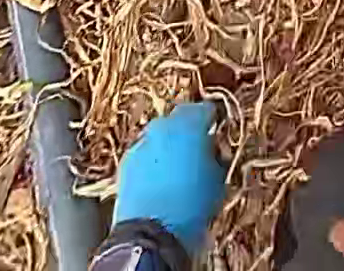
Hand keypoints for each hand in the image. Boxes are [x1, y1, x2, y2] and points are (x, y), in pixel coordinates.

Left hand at [113, 102, 229, 256]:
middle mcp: (164, 125)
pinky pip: (143, 154)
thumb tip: (213, 148)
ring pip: (159, 136)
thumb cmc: (192, 202)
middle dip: (188, 130)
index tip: (217, 132)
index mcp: (192, 121)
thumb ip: (216, 152)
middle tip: (196, 149)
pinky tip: (158, 179)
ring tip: (176, 166)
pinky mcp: (124, 165)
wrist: (150, 236)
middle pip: (180, 118)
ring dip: (168, 145)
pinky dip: (151, 161)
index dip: (214, 120)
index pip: (207, 108)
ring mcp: (142, 144)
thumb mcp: (219, 174)